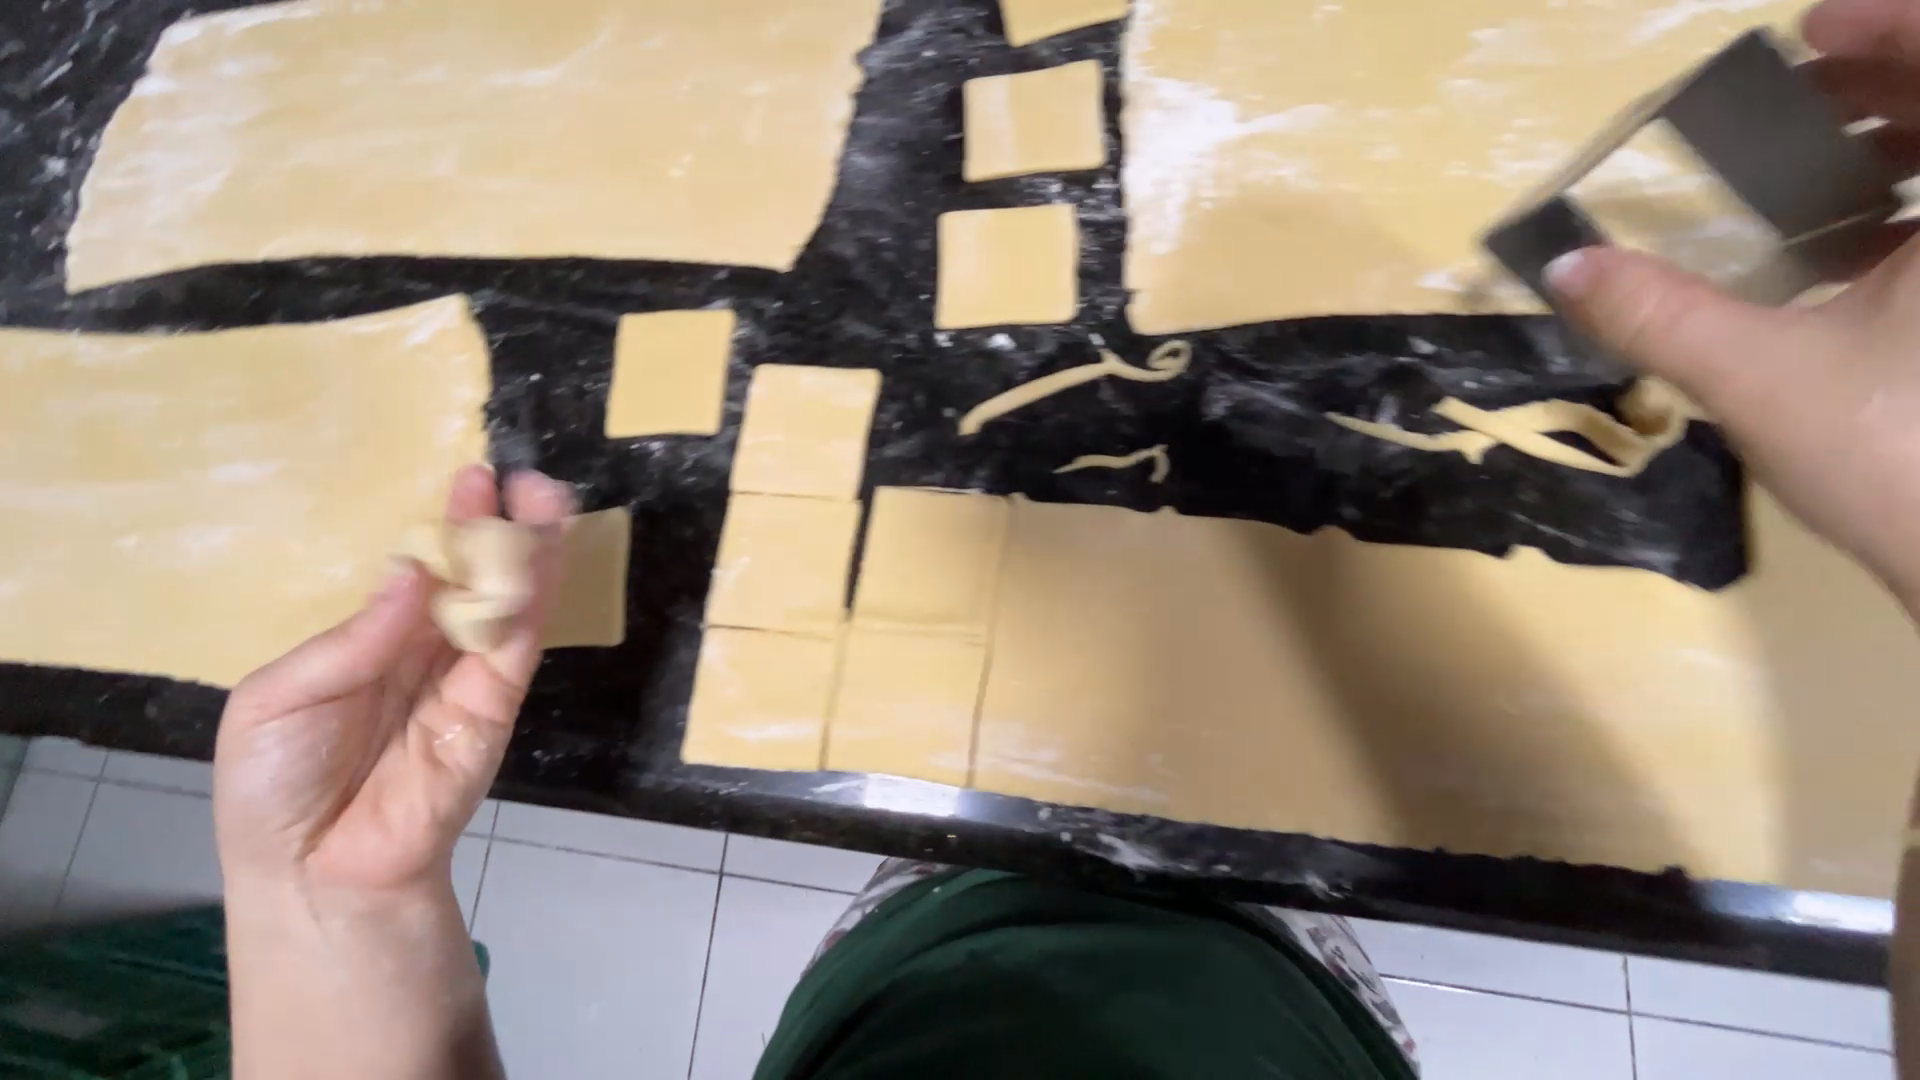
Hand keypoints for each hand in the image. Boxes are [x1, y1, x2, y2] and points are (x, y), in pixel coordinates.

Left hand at [214, 464, 574, 898]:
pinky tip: (542, 557)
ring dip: (531, 552)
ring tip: (548, 500)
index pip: (425, 571)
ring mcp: (469, 674)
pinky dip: (534, 599)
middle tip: (521, 480)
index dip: (449, 528)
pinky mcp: (498, 702)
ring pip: (509, 601)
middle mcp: (429, 646)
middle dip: (499, 528)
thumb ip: (356, 639)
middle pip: (475, 577)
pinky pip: (519, 644)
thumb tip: (413, 574)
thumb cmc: (277, 781)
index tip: (473, 480)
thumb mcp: (282, 697)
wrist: (318, 866)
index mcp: (376, 637)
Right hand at [1546, 0, 1919, 605]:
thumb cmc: (1903, 455)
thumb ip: (1657, 313)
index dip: (1892, 25)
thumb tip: (1564, 266)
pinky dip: (1912, 219)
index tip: (1804, 32)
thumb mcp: (1758, 374)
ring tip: (1807, 171)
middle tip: (1790, 99)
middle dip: (1889, 83)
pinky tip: (1846, 252)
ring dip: (1902, 151)